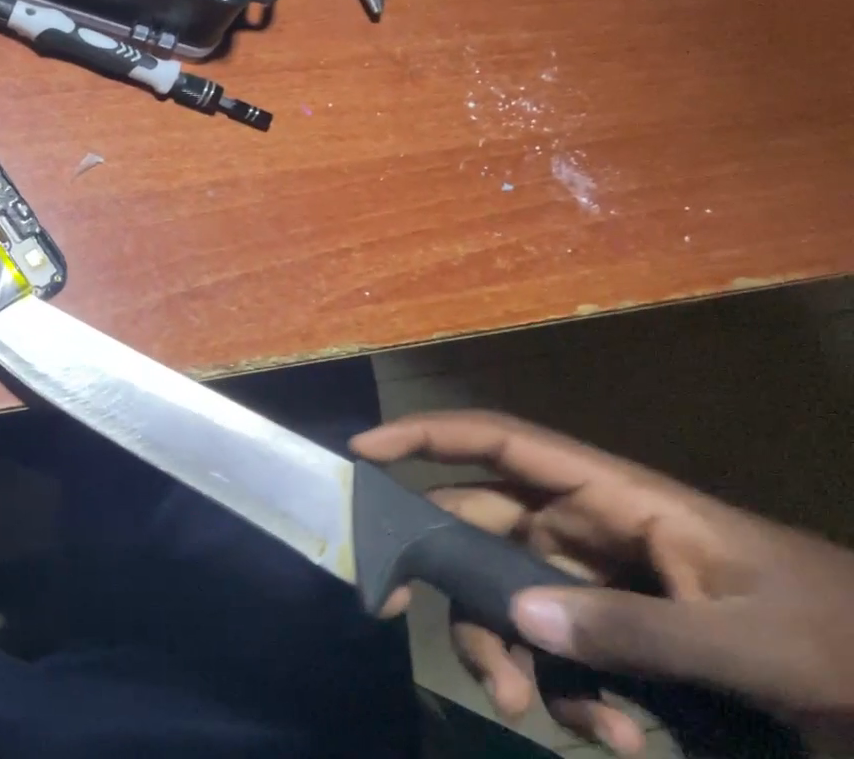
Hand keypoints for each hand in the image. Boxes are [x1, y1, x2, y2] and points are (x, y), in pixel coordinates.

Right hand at [351, 411, 853, 755]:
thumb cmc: (851, 646)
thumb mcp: (759, 644)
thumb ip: (638, 631)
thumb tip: (516, 617)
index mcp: (619, 500)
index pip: (502, 443)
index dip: (425, 436)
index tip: (361, 454)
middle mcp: (591, 534)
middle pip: (478, 529)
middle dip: (440, 573)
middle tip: (391, 610)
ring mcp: (598, 586)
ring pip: (502, 598)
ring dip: (501, 651)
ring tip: (527, 711)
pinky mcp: (614, 638)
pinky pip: (552, 653)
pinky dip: (562, 694)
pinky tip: (609, 737)